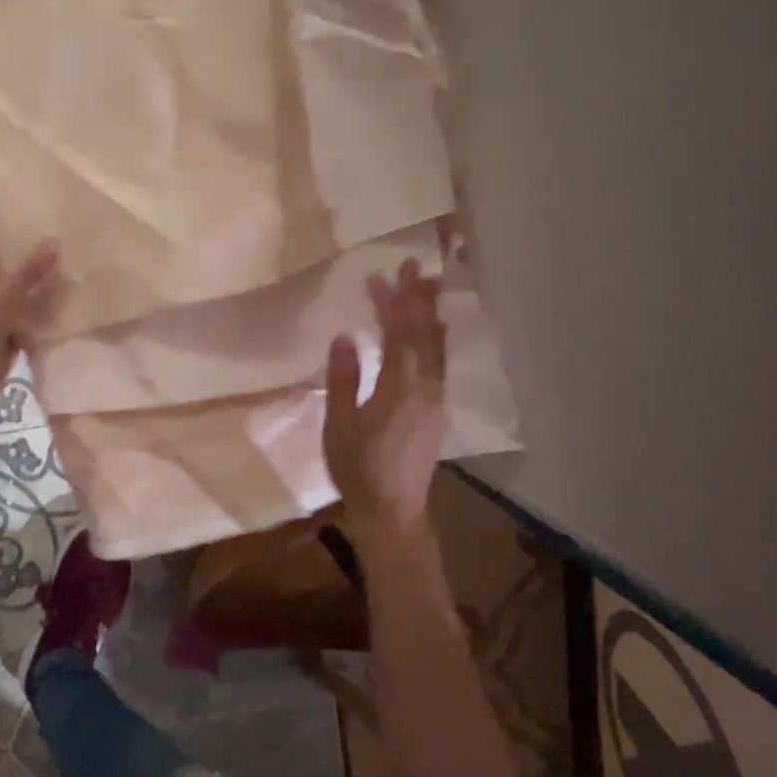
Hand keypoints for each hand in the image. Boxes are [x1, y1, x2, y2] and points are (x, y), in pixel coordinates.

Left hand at [0, 225, 58, 405]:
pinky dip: (43, 297)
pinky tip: (67, 286)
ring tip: (68, 247)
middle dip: (25, 240)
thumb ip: (30, 269)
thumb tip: (54, 240)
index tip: (19, 195)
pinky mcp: (10, 321)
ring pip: (19, 279)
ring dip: (38, 269)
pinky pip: (29, 303)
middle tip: (54, 219)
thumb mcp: (5, 293)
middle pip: (4, 254)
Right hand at [323, 259, 447, 556]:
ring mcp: (434, 399)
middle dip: (419, 299)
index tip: (389, 273)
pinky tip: (426, 332)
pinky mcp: (433, 410)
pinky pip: (436, 362)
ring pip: (435, 348)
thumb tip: (345, 337)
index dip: (396, 302)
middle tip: (413, 266)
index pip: (401, 334)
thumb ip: (344, 379)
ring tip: (424, 287)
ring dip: (428, 315)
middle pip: (425, 335)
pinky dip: (431, 338)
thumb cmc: (359, 468)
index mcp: (401, 389)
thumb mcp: (340, 425)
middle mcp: (426, 388)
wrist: (392, 511)